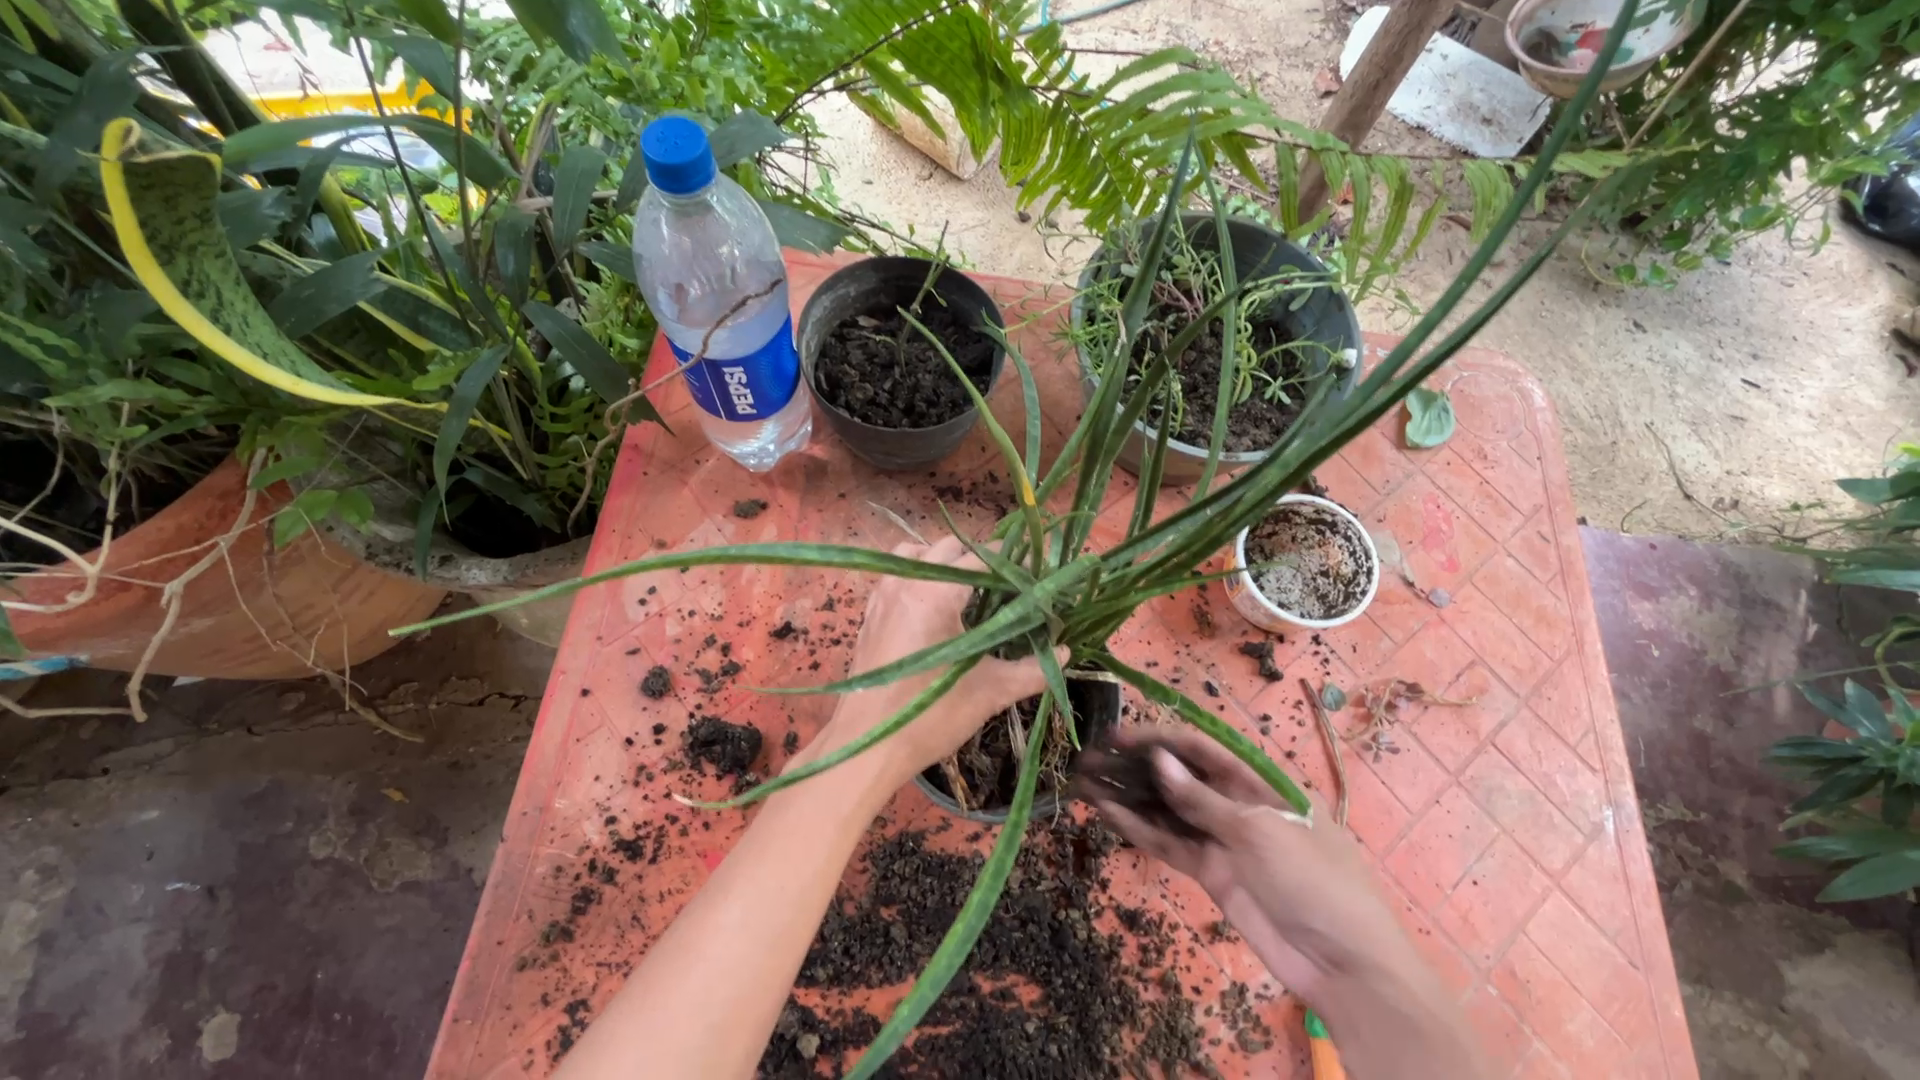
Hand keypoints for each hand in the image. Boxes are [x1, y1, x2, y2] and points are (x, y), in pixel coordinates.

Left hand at [798, 537, 1063, 789]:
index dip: (1013, 565)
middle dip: (980, 561)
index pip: (983, 559)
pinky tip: (937, 611)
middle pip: (949, 549)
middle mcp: (906, 583)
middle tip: (1007, 588)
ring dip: (944, 564)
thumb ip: (1032, 669)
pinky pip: (897, 576)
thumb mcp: (990, 692)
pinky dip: (919, 579)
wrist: (868, 746)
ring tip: (968, 593)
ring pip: (916, 555)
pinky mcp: (870, 613)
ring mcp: (883, 596)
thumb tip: (1065, 653)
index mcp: (936, 593)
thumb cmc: (931, 717)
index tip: (1035, 577)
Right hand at [1084, 727, 1405, 994]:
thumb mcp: (1260, 832)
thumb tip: (1157, 760)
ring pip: (1167, 809)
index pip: (1202, 748)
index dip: (1158, 737)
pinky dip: (1140, 829)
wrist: (1343, 963)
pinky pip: (1170, 843)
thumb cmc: (1314, 881)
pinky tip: (1108, 814)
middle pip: (1179, 776)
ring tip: (1085, 783)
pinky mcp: (1211, 872)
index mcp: (1260, 780)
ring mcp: (1222, 839)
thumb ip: (1203, 799)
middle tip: (1089, 758)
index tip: (1117, 734)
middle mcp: (1238, 802)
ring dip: (1129, 796)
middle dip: (1135, 765)